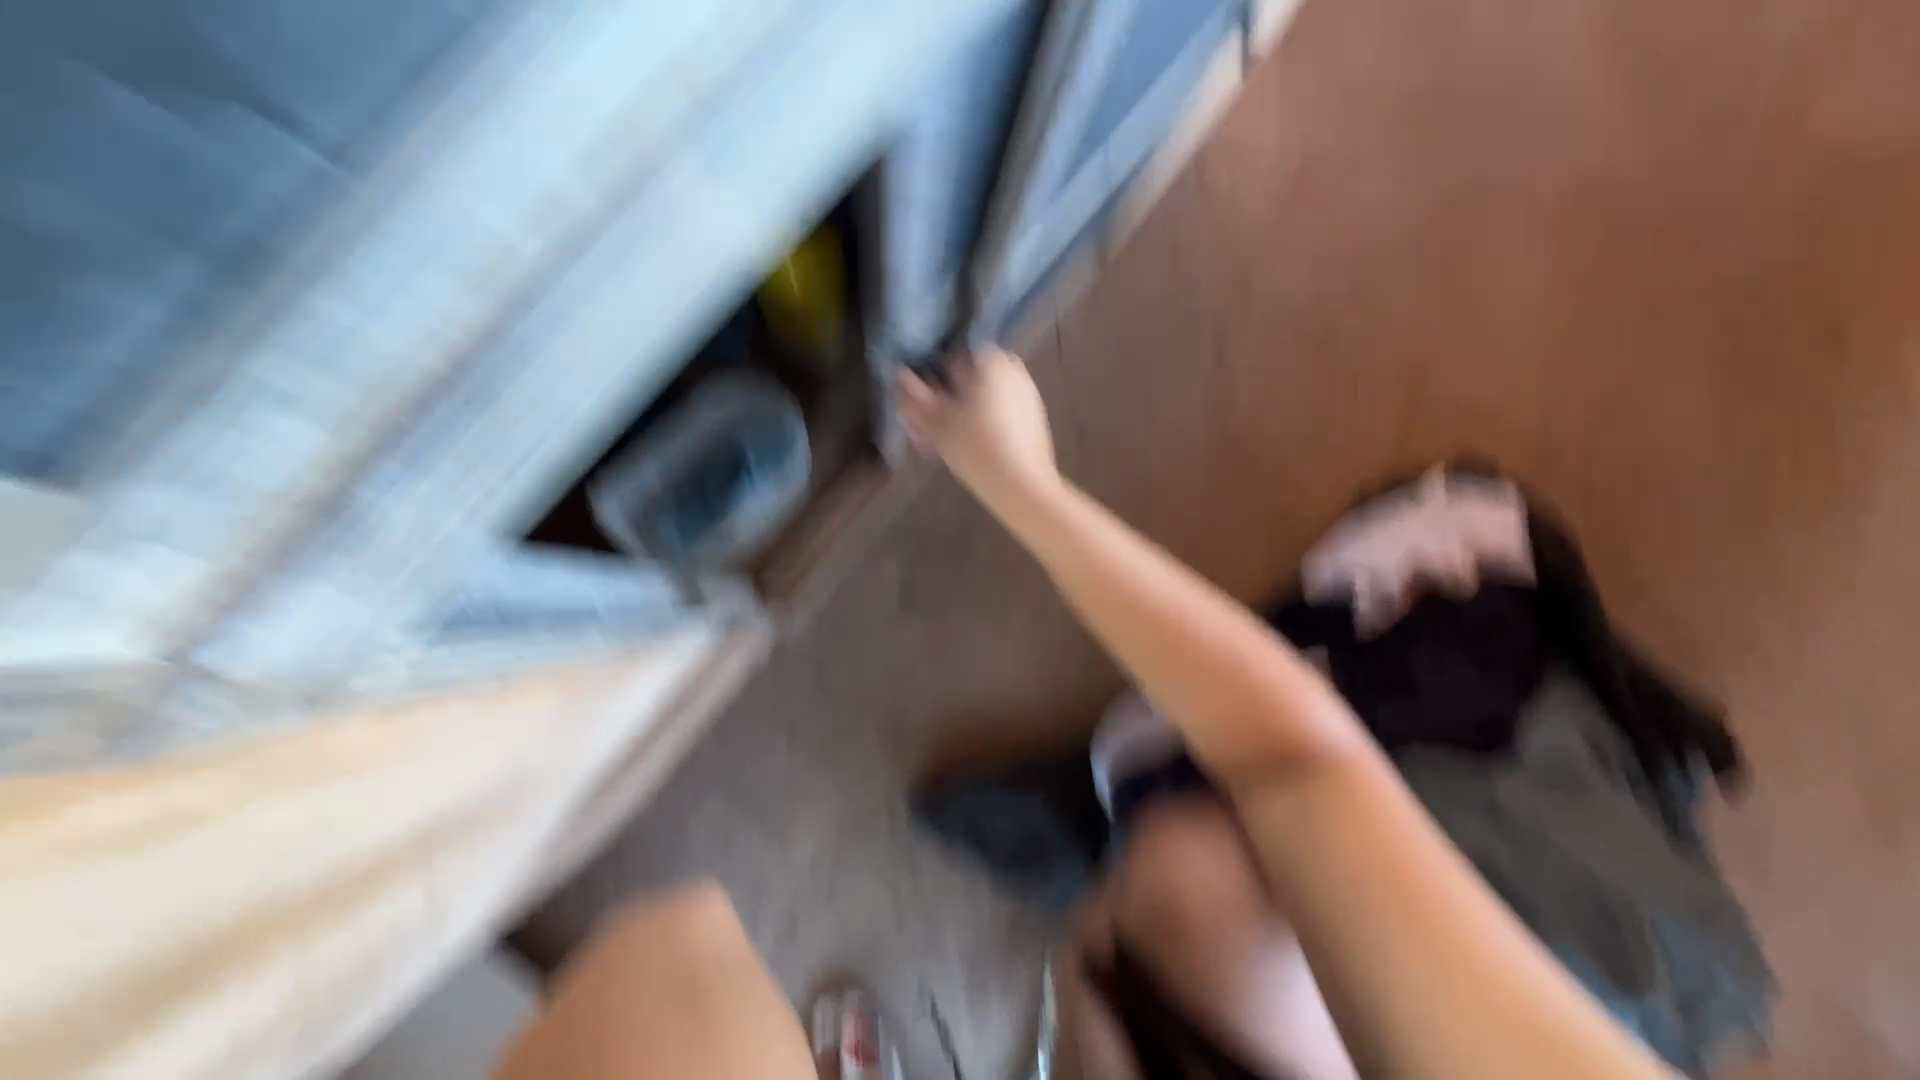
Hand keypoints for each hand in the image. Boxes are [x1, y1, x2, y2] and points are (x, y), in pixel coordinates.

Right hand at [897, 347, 1058, 503]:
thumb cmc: (976, 449)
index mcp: (988, 359)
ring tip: (939, 447)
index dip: (923, 389)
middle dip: (940, 405)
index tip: (912, 415)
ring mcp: (1025, 391)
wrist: (1023, 486)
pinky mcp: (1032, 416)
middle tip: (922, 435)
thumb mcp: (935, 423)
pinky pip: (996, 413)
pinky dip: (979, 425)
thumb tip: (900, 376)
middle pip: (963, 383)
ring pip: (978, 399)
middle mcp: (1010, 367)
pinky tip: (965, 451)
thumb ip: (913, 396)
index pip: (943, 363)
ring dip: (956, 418)